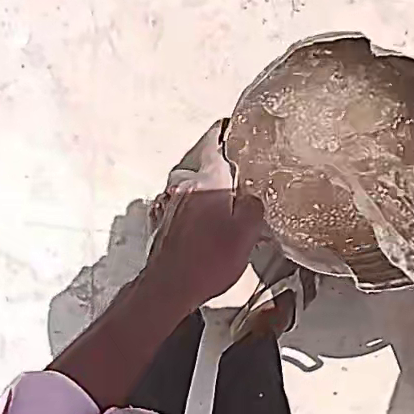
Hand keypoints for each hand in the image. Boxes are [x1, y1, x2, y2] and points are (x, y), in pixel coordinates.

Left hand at [143, 120, 265, 310]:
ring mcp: (168, 207)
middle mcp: (184, 189)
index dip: (222, 133)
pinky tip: (197, 228)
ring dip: (200, 196)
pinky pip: (176, 210)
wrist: (169, 287)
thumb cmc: (206, 261)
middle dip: (216, 175)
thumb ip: (253, 207)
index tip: (226, 126)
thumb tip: (251, 199)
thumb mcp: (246, 233)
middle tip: (232, 185)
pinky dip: (187, 213)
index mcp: (208, 183)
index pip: (213, 146)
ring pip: (187, 190)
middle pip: (201, 170)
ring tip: (216, 212)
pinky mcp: (160, 226)